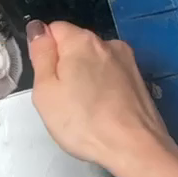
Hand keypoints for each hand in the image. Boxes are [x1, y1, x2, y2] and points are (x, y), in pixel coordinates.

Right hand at [26, 20, 172, 170]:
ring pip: (94, 62)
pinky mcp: (139, 79)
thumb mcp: (46, 90)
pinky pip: (111, 76)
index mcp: (81, 40)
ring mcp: (127, 61)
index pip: (54, 29)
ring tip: (84, 109)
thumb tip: (38, 30)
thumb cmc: (83, 122)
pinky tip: (102, 111)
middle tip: (62, 99)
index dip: (45, 53)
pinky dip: (103, 88)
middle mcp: (107, 43)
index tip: (46, 80)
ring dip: (86, 78)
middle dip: (66, 66)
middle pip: (75, 45)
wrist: (134, 147)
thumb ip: (41, 55)